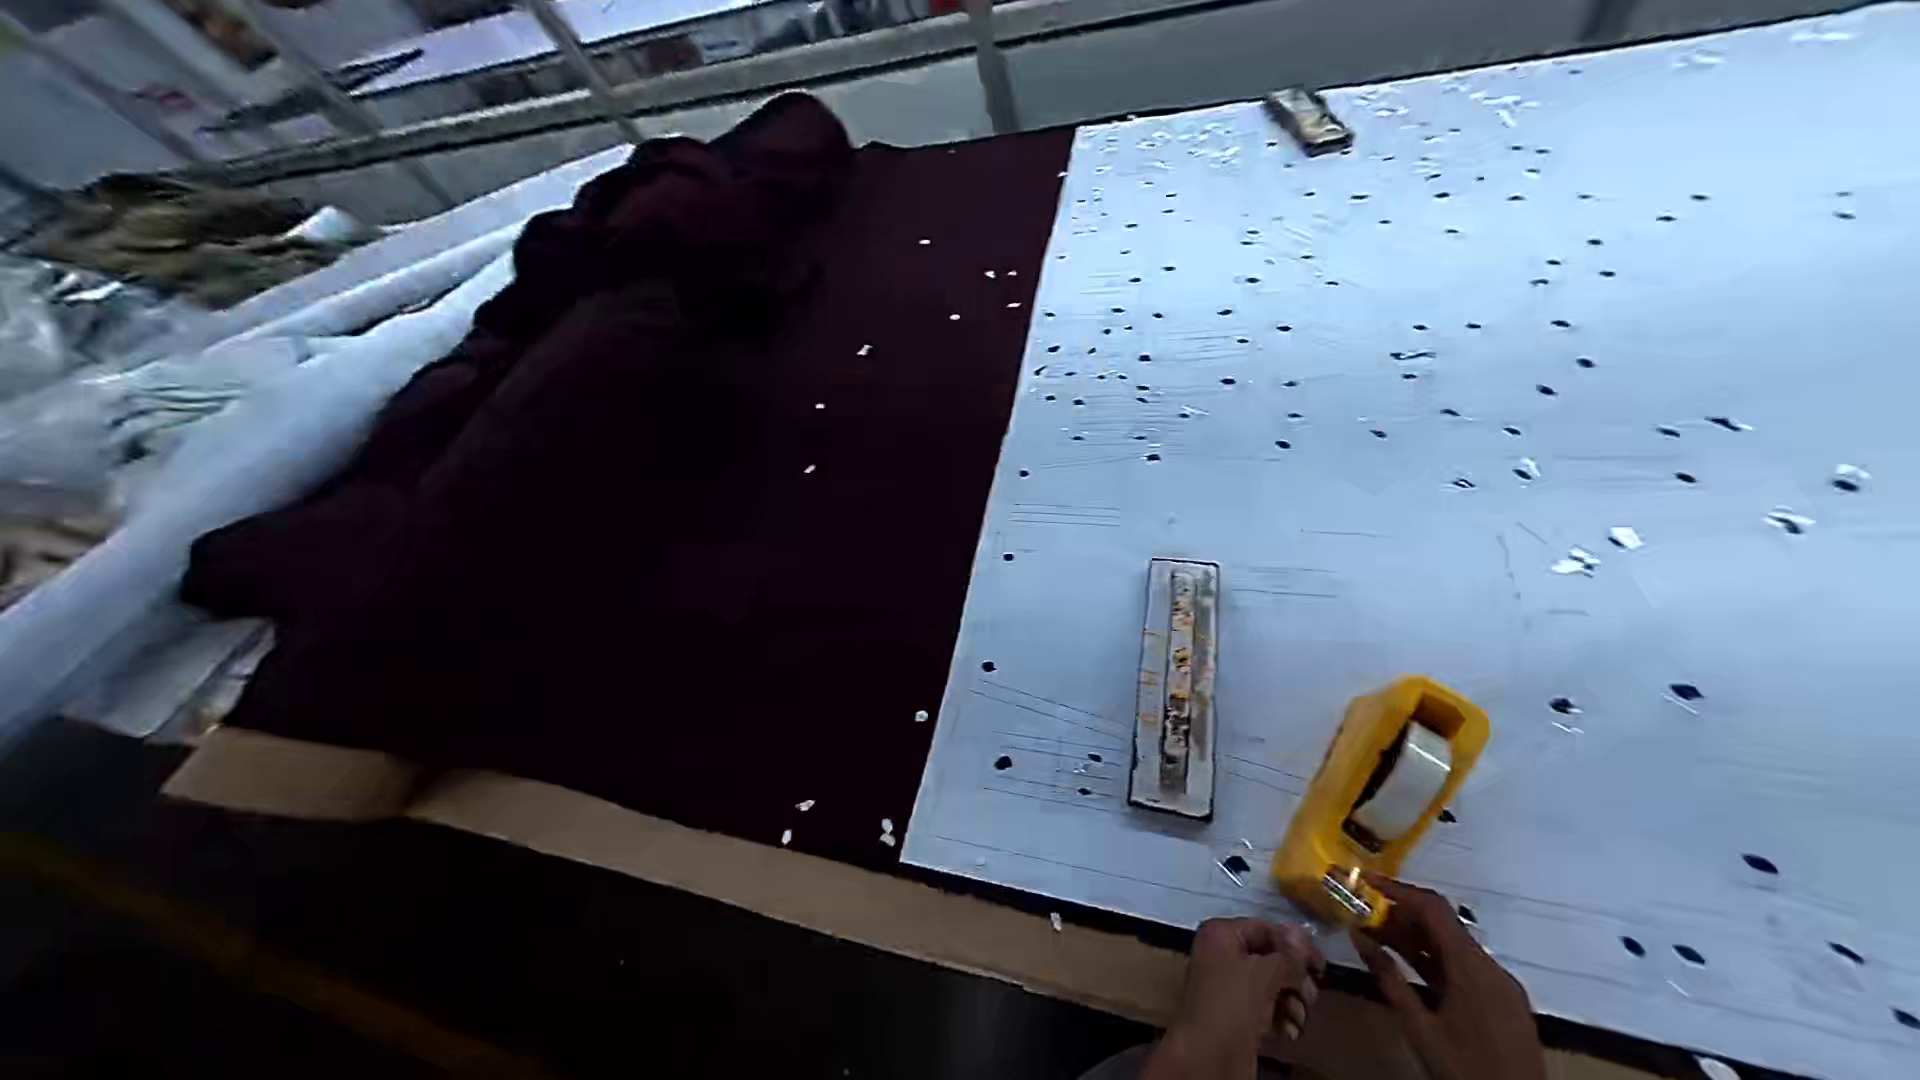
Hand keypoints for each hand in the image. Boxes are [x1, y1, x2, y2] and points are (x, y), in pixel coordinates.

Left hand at [1141, 917, 1324, 1079]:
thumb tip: (1302, 931)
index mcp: (1222, 933)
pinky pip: (1267, 1007)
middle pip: (1271, 957)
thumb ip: (1288, 955)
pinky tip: (1289, 1032)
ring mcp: (1230, 985)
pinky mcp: (1238, 1014)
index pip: (1266, 929)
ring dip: (1293, 1001)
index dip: (1296, 945)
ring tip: (1298, 1018)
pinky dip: (1282, 1017)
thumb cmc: (1232, 1004)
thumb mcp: (1263, 974)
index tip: (1322, 967)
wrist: (1208, 1057)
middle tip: (1309, 996)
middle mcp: (1223, 954)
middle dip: (1295, 978)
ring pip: (1273, 985)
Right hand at [1351, 873, 1546, 1079]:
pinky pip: (1466, 966)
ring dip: (1416, 938)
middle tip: (1365, 917)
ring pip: (1454, 945)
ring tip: (1379, 940)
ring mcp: (1503, 987)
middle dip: (1402, 916)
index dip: (1398, 890)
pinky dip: (1435, 958)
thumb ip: (1389, 979)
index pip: (1434, 909)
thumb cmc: (1465, 1072)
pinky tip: (1411, 967)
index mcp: (1474, 970)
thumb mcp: (1418, 1028)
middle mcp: (1493, 970)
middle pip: (1444, 925)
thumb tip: (1358, 936)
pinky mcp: (1505, 1003)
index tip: (1366, 880)